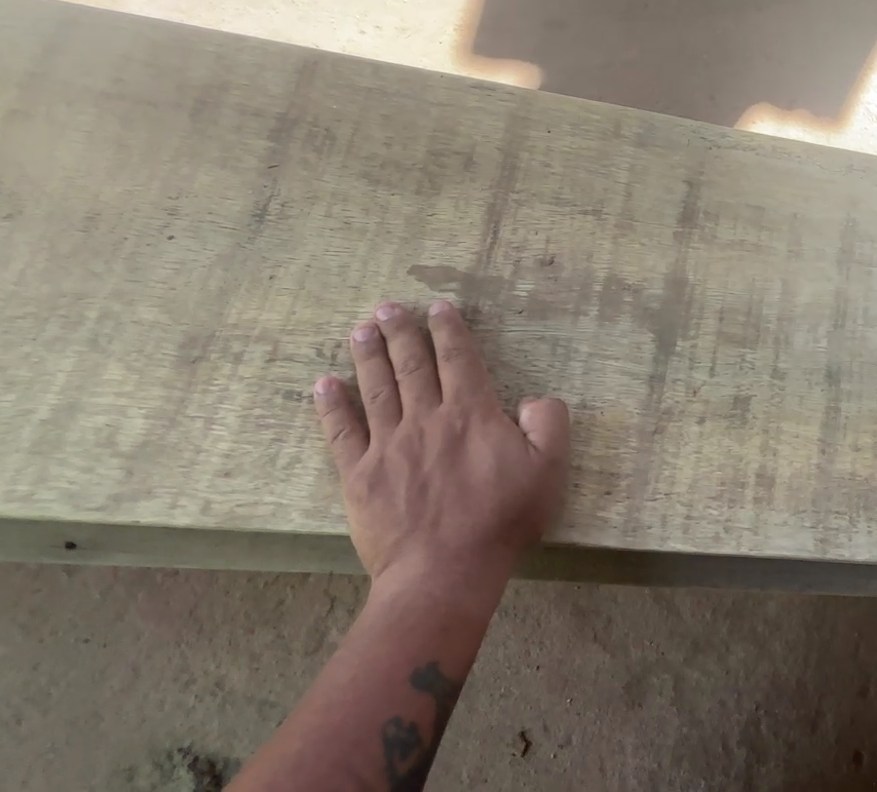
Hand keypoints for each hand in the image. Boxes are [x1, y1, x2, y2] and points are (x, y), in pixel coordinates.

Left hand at [312, 300, 570, 593]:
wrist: (445, 569)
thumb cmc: (504, 518)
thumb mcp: (551, 468)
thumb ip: (550, 423)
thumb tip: (535, 399)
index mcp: (472, 414)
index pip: (460, 360)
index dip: (449, 331)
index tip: (439, 308)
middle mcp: (427, 419)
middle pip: (413, 366)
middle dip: (402, 332)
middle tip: (389, 306)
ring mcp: (389, 446)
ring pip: (376, 389)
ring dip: (368, 355)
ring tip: (362, 328)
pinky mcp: (360, 475)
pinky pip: (341, 432)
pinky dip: (331, 406)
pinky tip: (325, 384)